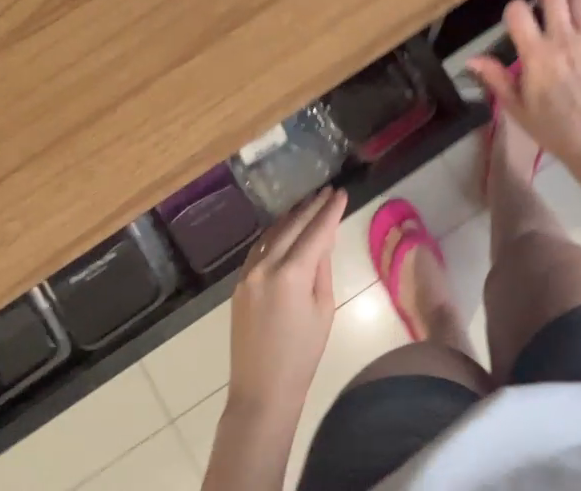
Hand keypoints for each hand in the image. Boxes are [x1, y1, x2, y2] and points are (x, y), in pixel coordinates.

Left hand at [225, 187, 347, 416]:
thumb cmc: (303, 355)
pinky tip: (284, 228)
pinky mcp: (239, 283)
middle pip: (292, 227)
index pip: (315, 232)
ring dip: (292, 217)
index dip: (330, 211)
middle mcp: (266, 266)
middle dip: (311, 208)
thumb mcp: (323, 309)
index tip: (341, 193)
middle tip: (328, 191)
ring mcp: (248, 274)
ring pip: (273, 234)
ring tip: (309, 203)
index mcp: (291, 274)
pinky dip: (275, 234)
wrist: (262, 390)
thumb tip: (322, 241)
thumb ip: (321, 269)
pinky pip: (259, 249)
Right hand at [469, 0, 580, 178]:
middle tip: (548, 10)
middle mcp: (564, 40)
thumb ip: (496, 79)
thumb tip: (472, 59)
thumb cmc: (557, 131)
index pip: (518, 11)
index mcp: (536, 55)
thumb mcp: (519, 109)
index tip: (519, 20)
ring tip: (572, 3)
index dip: (514, 10)